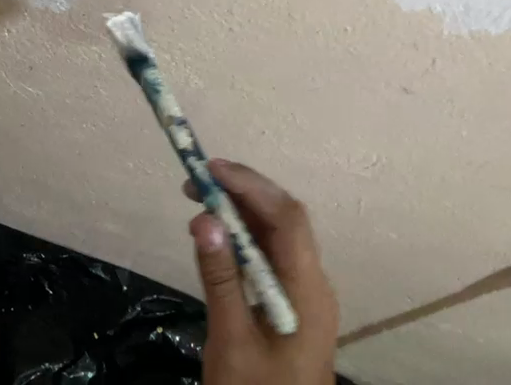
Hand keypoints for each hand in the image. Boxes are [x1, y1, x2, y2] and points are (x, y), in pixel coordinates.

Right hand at [184, 159, 338, 383]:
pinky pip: (272, 257)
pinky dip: (244, 238)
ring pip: (278, 235)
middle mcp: (314, 285)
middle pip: (285, 220)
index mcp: (308, 291)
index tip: (208, 169)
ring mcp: (306, 296)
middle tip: (195, 182)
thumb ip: (220, 278)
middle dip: (242, 192)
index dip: (249, 185)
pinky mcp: (293, 307)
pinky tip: (216, 239)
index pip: (287, 218)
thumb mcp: (231, 341)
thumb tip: (204, 217)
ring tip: (199, 201)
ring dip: (241, 212)